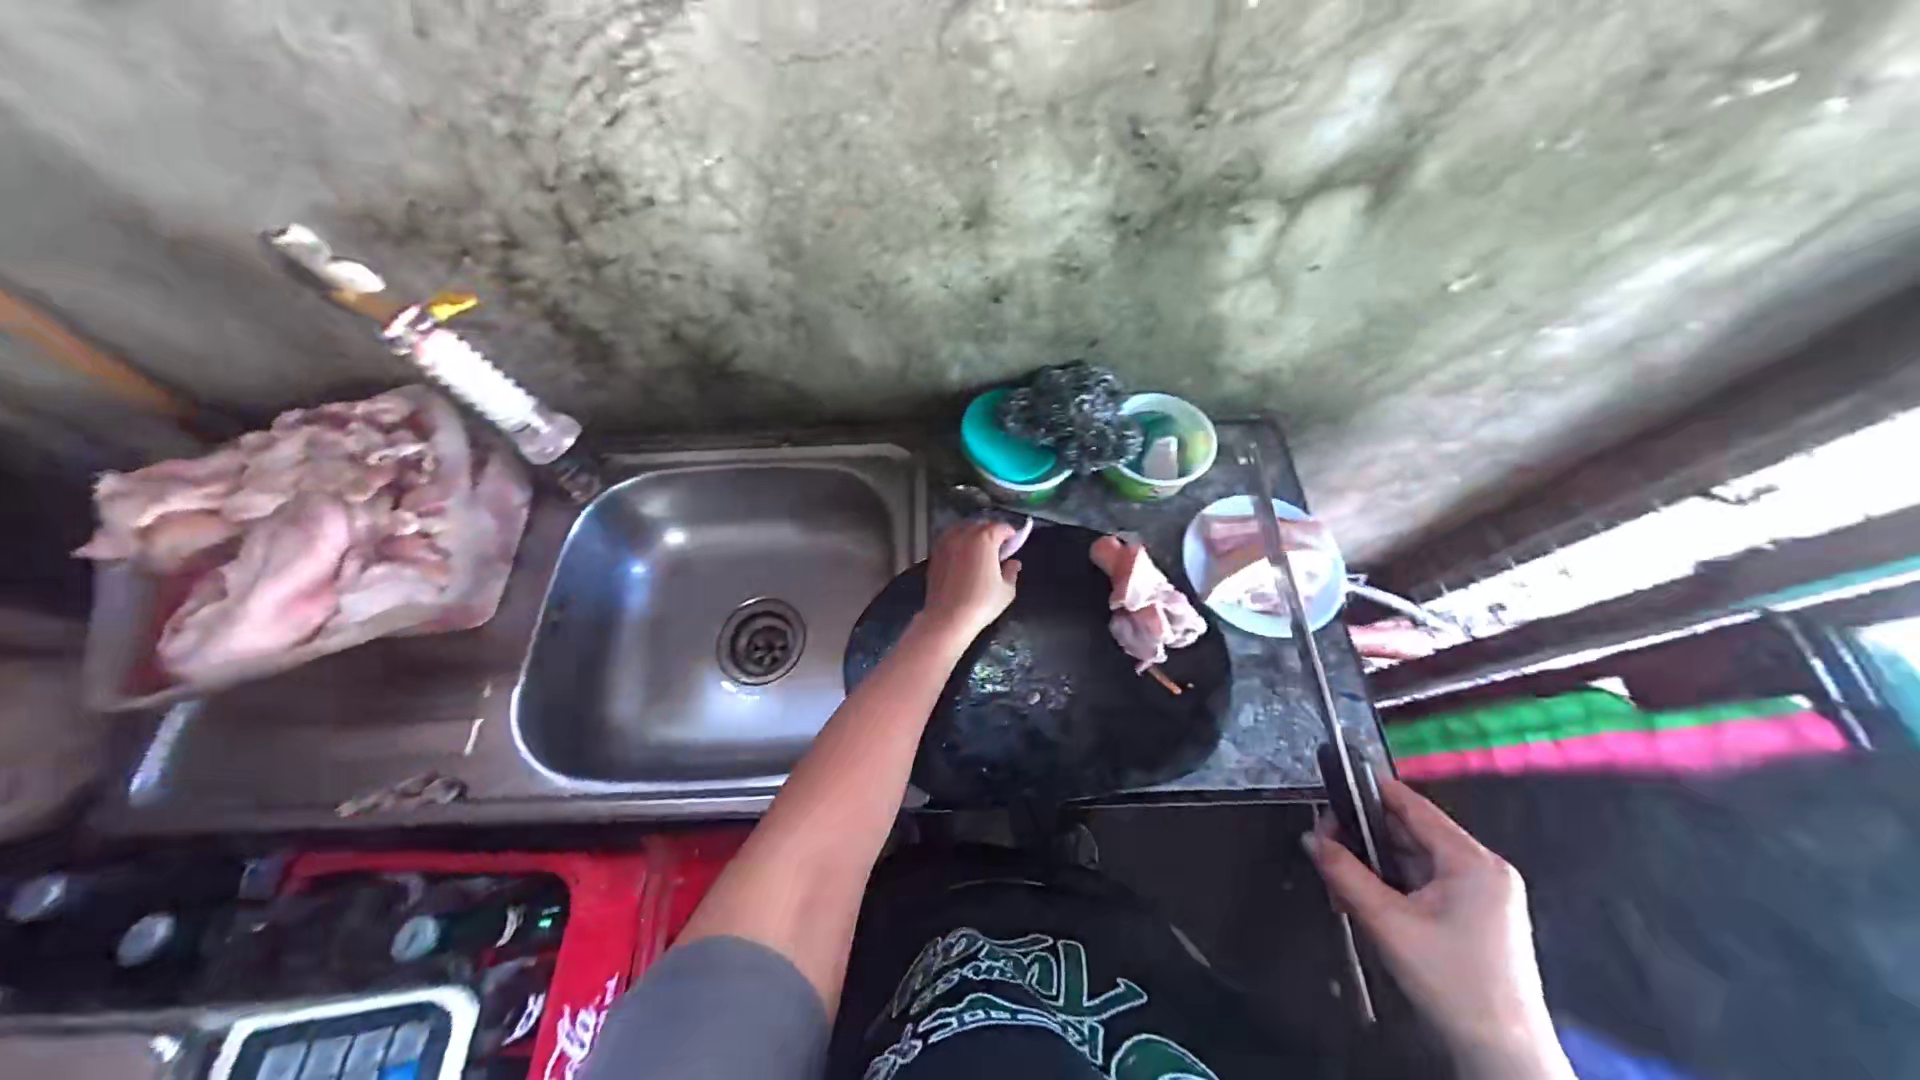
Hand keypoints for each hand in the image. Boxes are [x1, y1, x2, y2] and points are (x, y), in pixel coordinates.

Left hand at [918, 519, 1020, 641]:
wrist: (947, 618)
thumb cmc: (981, 603)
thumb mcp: (1006, 590)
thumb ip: (1011, 572)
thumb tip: (1013, 564)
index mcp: (985, 539)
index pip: (1002, 527)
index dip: (1011, 535)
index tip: (1014, 544)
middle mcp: (964, 535)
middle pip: (982, 525)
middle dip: (992, 532)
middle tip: (999, 548)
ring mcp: (946, 543)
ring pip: (963, 529)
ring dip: (974, 534)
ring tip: (980, 550)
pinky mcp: (935, 554)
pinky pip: (950, 539)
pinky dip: (959, 542)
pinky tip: (963, 556)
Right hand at [1304, 779, 1572, 1079]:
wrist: (1501, 1056)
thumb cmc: (1453, 985)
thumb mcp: (1387, 923)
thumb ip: (1344, 873)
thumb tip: (1311, 839)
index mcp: (1473, 862)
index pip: (1411, 805)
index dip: (1368, 792)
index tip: (1330, 787)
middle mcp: (1482, 869)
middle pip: (1408, 832)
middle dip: (1363, 838)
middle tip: (1325, 847)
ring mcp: (1481, 893)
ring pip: (1411, 858)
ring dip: (1373, 865)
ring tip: (1340, 879)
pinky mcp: (1474, 914)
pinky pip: (1422, 882)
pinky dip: (1390, 885)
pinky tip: (1364, 898)